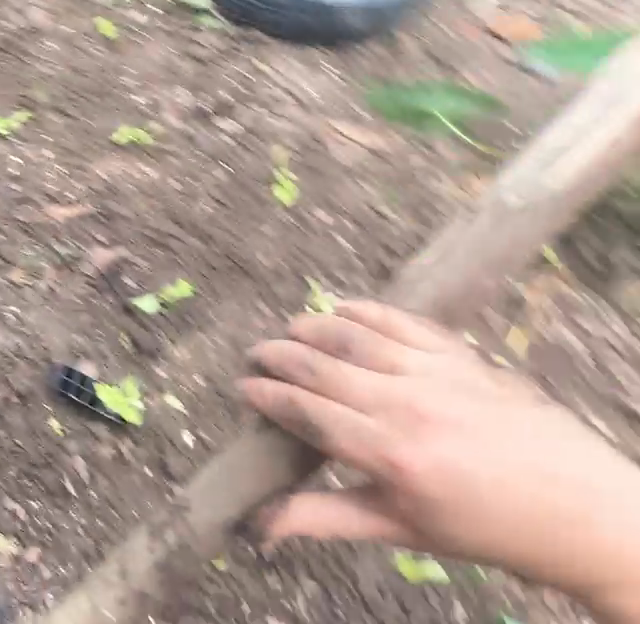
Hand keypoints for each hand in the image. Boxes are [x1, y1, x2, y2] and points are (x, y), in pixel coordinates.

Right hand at [241, 301, 639, 622]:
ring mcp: (438, 379)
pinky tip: (340, 311)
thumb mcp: (404, 530)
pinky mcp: (465, 360)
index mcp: (390, 457)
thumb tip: (257, 526)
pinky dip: (362, 311)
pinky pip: (400, 322)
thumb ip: (325, 517)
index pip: (301, 410)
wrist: (598, 521)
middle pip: (314, 365)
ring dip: (307, 328)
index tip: (244, 390)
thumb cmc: (492, 531)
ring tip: (290, 333)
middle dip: (273, 356)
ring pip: (348, 334)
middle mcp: (406, 410)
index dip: (262, 395)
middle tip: (257, 358)